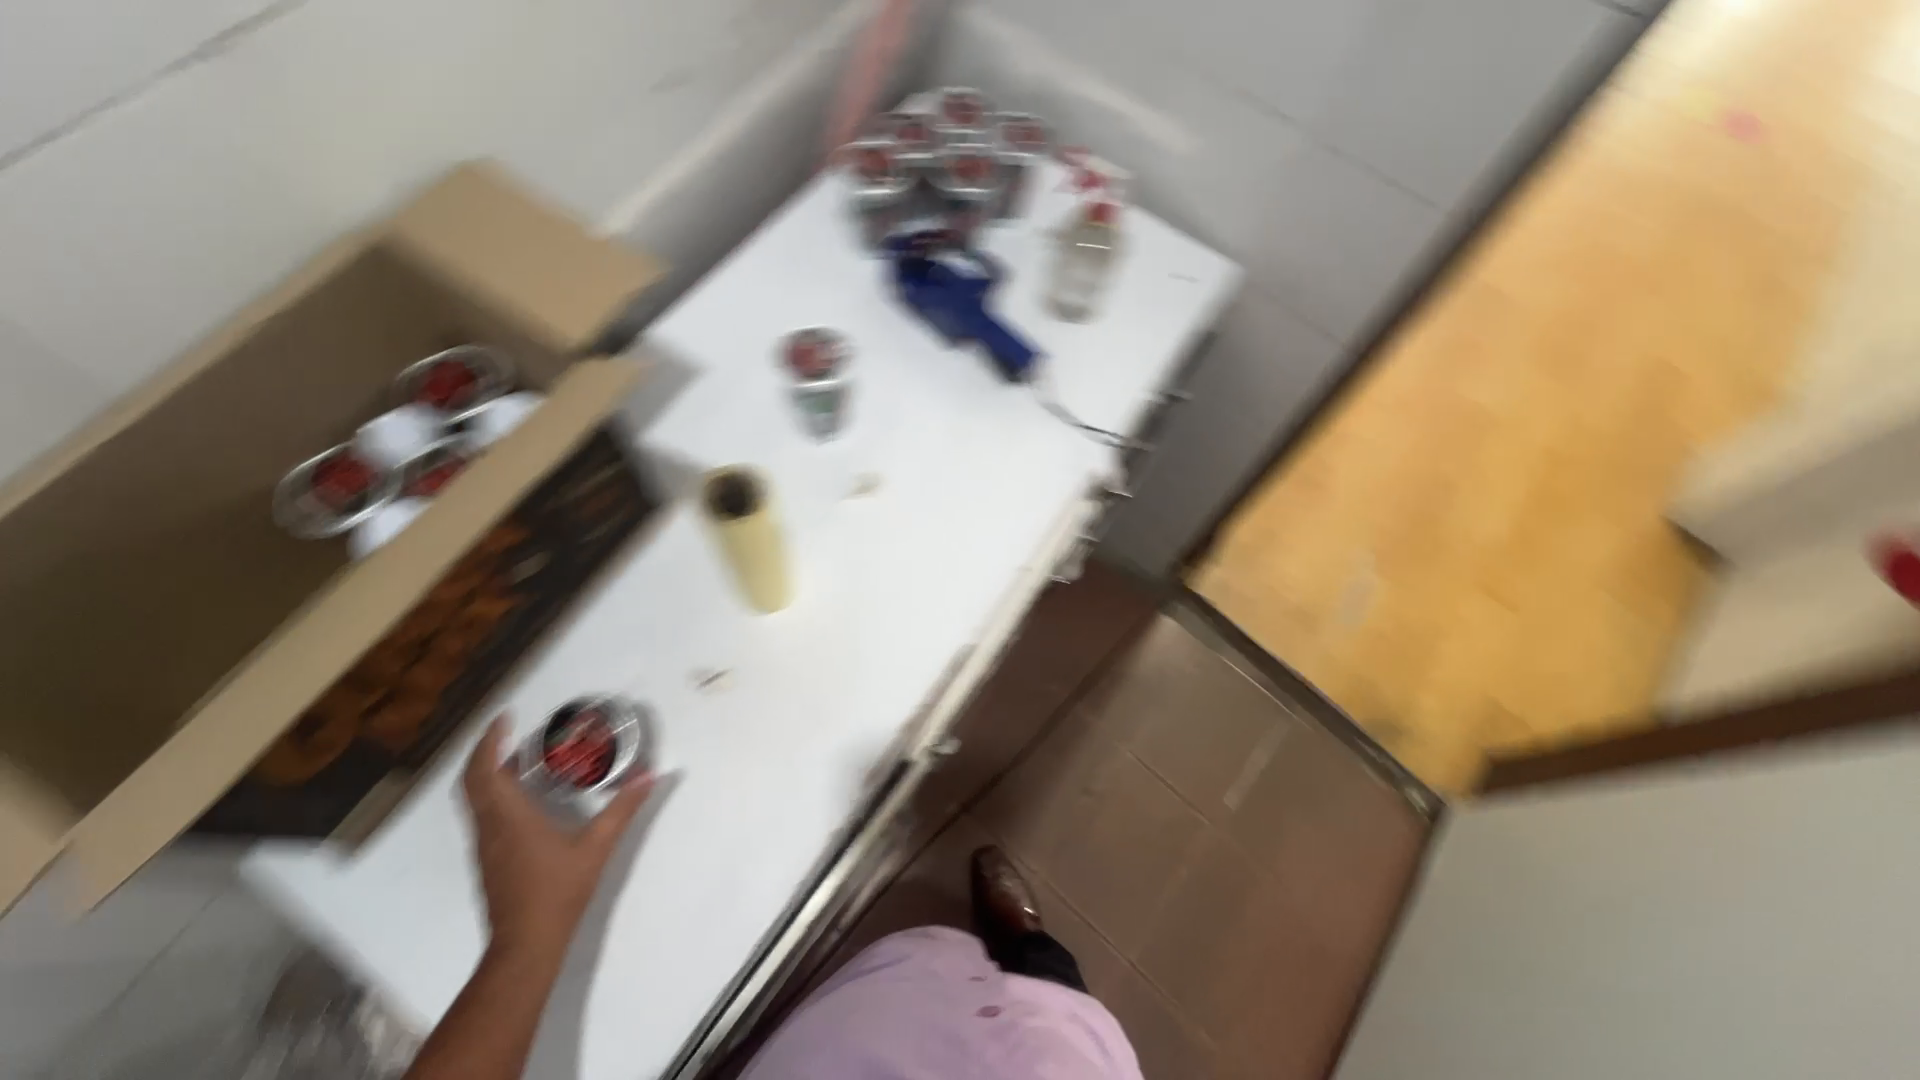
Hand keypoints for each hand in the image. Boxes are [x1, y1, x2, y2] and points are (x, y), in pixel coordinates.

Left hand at [462, 715, 653, 958]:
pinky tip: (522, 798)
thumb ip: (622, 810)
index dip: (490, 740)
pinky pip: (482, 815)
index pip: (485, 769)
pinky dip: (494, 794)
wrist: (525, 945)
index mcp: (509, 818)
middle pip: (471, 781)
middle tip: (512, 733)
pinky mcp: (488, 860)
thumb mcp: (597, 848)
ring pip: (474, 799)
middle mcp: (489, 827)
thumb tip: (650, 777)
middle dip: (485, 751)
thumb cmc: (557, 893)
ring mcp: (484, 846)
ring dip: (488, 773)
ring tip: (520, 759)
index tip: (505, 718)